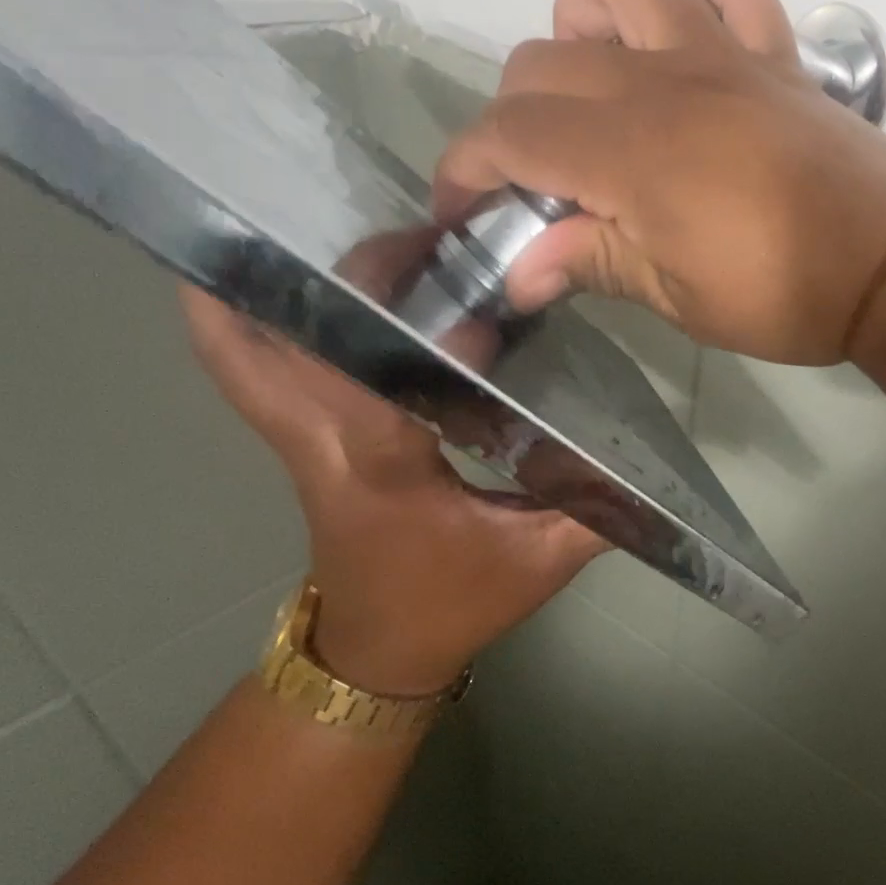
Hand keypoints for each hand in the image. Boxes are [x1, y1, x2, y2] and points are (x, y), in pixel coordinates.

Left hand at [179, 282, 605, 696]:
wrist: (377, 650)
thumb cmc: (457, 605)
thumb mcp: (541, 563)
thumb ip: (596, 511)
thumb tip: (647, 458)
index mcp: (390, 476)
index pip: (391, 391)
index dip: (434, 341)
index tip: (489, 309)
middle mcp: (329, 447)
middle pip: (299, 343)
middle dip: (348, 279)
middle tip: (421, 240)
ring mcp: (299, 442)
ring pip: (243, 352)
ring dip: (273, 284)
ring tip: (350, 234)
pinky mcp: (297, 441)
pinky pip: (247, 370)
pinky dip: (237, 318)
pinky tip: (275, 276)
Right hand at [433, 0, 885, 365]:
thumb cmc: (786, 297)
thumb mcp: (680, 301)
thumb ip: (595, 265)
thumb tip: (518, 271)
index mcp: (629, 154)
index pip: (510, 136)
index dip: (467, 172)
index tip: (465, 214)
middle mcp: (662, 81)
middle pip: (542, 64)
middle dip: (513, 124)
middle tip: (539, 187)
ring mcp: (721, 54)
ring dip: (580, 24)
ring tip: (593, 87)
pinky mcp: (771, 52)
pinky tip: (673, 24)